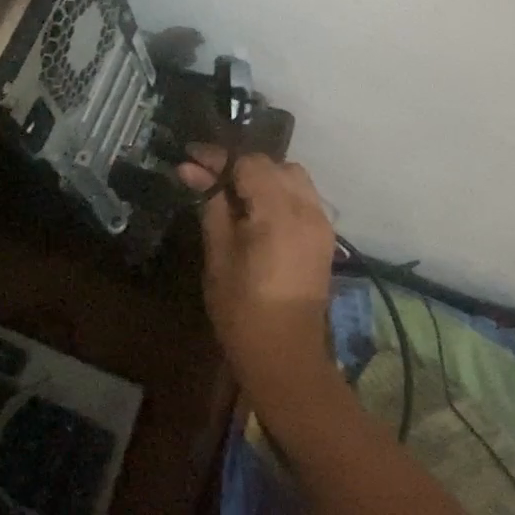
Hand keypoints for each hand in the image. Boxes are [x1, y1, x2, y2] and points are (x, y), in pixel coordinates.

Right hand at [179, 146, 336, 376]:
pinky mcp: (324, 236)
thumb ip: (210, 206)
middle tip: (206, 177)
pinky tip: (257, 210)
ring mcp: (321, 222)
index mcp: (278, 213)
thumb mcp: (219, 256)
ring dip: (262, 176)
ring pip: (292, 175)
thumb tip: (191, 169)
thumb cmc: (243, 311)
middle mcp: (307, 209)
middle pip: (272, 164)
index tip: (190, 157)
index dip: (218, 157)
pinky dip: (280, 191)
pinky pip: (303, 195)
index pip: (249, 163)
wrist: (286, 357)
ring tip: (233, 194)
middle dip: (239, 165)